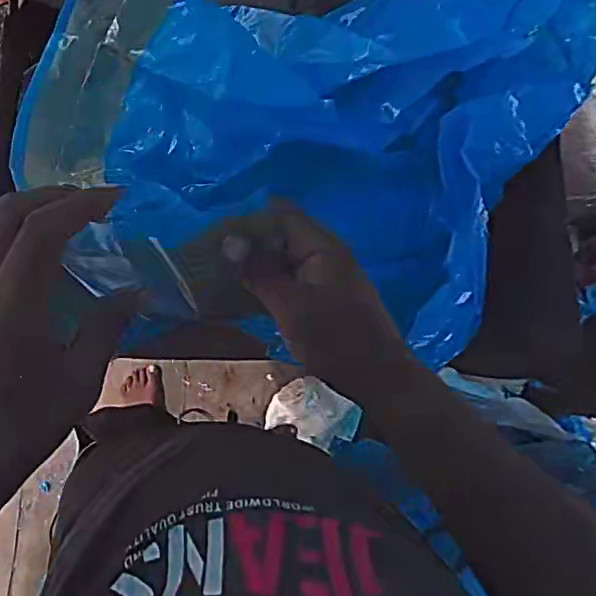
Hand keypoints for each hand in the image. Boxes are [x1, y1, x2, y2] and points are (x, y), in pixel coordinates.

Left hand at [0, 187, 133, 502]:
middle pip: (9, 212)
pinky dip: (12, 228)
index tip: (114, 198)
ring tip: (68, 215)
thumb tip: (138, 293)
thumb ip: (108, 326)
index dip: (81, 205)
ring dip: (30, 208)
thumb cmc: (25, 425)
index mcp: (10, 303)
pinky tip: (38, 248)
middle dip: (54, 196)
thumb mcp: (80, 380)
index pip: (42, 229)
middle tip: (93, 201)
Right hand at [222, 200, 417, 388]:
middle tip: (216, 253)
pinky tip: (252, 293)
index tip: (219, 231)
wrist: (379, 381)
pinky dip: (274, 280)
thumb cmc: (334, 340)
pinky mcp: (330, 297)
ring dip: (261, 262)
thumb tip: (229, 241)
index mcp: (323, 247)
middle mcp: (329, 254)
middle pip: (286, 233)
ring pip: (289, 257)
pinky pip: (296, 277)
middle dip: (253, 240)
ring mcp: (332, 276)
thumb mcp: (290, 305)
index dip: (251, 218)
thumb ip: (260, 271)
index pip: (283, 214)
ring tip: (227, 271)